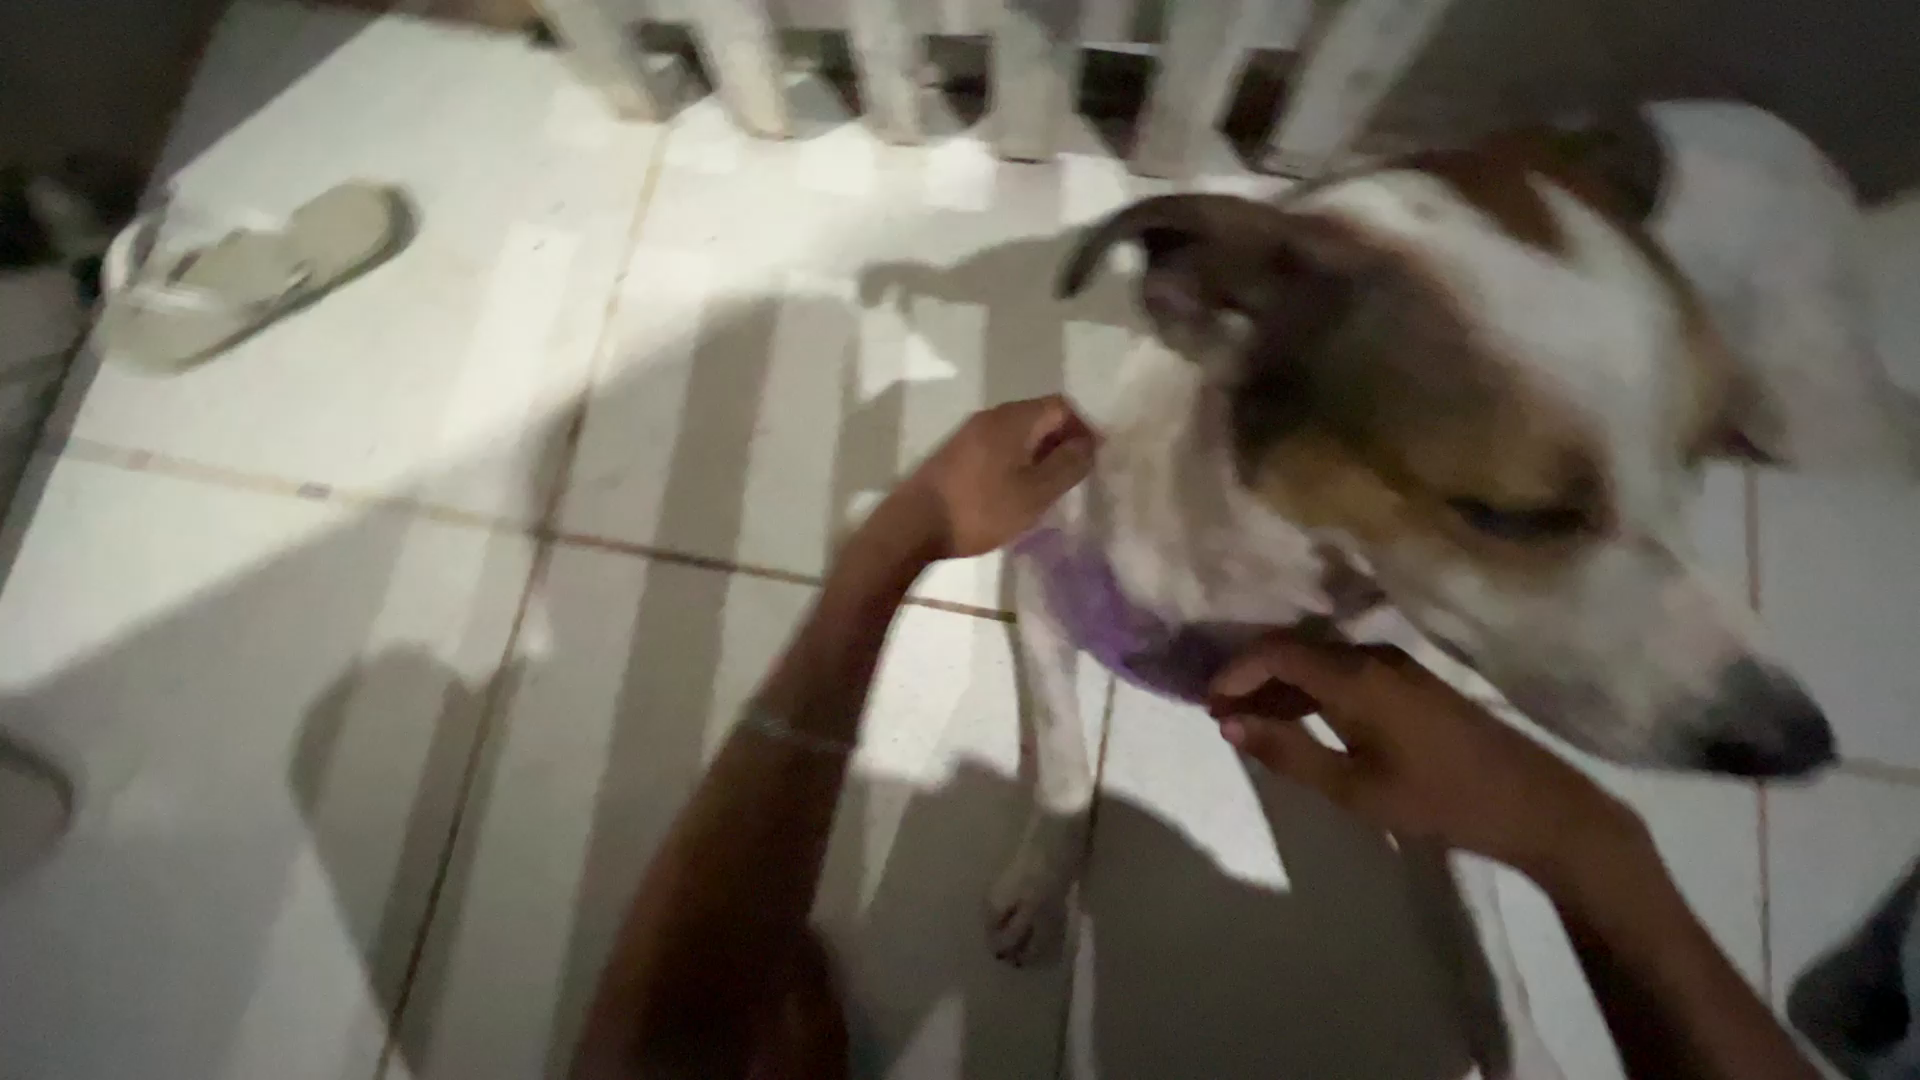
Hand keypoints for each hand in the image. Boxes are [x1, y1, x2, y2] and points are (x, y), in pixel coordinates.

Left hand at [886, 395, 1097, 559]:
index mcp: (1013, 418)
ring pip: (1017, 433)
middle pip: (1038, 416)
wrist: (914, 525)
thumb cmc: (981, 509)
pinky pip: (997, 447)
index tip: (1092, 460)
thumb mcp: (1035, 493)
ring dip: (1038, 453)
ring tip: (1048, 487)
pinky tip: (1015, 491)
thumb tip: (1089, 444)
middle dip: (1062, 441)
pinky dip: (1016, 461)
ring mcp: (968, 434)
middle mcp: (990, 416)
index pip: (1061, 406)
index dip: (1083, 428)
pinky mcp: (955, 454)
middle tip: (1074, 476)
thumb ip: (1067, 464)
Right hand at [1207, 634, 1645, 879]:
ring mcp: (1393, 665)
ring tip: (1250, 721)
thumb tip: (1228, 724)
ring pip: (1316, 660)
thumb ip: (1287, 751)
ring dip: (1278, 685)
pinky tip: (1298, 719)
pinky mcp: (1407, 679)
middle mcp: (1370, 657)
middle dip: (1250, 677)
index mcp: (1355, 678)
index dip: (1234, 672)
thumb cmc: (1440, 801)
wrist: (1539, 806)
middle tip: (1222, 713)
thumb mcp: (1353, 788)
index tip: (1208, 703)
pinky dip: (1308, 690)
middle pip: (1292, 649)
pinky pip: (1340, 671)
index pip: (1274, 653)